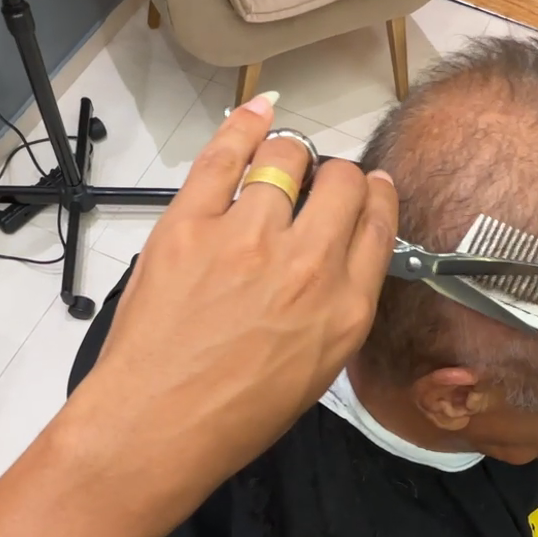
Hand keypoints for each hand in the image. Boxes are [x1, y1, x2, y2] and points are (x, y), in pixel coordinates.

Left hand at [78, 95, 398, 485]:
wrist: (158, 425)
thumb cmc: (240, 415)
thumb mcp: (317, 371)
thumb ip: (338, 308)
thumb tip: (337, 257)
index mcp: (346, 308)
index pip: (379, 222)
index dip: (377, 196)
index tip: (368, 191)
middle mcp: (308, 263)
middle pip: (343, 181)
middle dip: (337, 178)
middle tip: (317, 189)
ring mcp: (247, 236)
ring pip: (288, 157)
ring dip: (291, 158)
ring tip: (280, 168)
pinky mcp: (191, 223)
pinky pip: (226, 154)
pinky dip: (247, 124)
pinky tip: (260, 110)